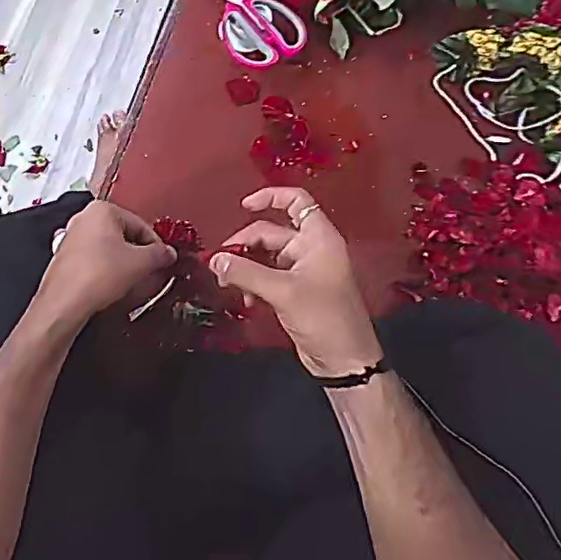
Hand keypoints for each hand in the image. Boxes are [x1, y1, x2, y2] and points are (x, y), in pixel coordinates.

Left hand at [32, 200, 176, 331]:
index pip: (140, 225)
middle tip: (150, 270)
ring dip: (123, 262)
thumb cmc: (96, 276)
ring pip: (109, 247)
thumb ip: (159, 254)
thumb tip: (168, 253)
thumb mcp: (139, 263)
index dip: (155, 244)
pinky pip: (94, 258)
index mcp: (102, 210)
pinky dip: (106, 269)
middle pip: (124, 234)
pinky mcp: (65, 257)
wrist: (64, 304)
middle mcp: (84, 218)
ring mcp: (72, 237)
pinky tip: (112, 284)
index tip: (163, 258)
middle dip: (139, 253)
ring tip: (132, 280)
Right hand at [210, 188, 383, 378]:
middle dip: (246, 244)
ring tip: (227, 282)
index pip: (296, 202)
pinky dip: (254, 283)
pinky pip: (268, 276)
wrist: (344, 362)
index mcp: (318, 238)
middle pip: (272, 232)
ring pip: (267, 256)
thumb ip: (246, 273)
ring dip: (246, 266)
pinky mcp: (296, 291)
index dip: (271, 197)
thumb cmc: (324, 319)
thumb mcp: (283, 292)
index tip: (244, 206)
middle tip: (221, 262)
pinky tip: (245, 299)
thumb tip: (216, 259)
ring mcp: (304, 270)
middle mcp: (312, 249)